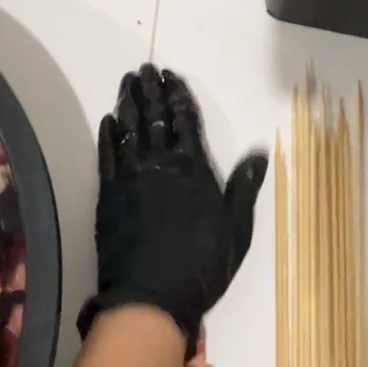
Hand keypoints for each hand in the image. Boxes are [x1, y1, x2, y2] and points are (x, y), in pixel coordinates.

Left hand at [79, 65, 267, 353]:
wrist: (151, 296)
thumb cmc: (201, 265)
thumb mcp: (236, 229)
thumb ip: (244, 187)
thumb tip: (260, 153)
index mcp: (193, 168)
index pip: (185, 121)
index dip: (177, 96)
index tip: (170, 76)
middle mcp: (161, 163)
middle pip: (153, 118)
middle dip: (150, 91)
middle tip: (143, 70)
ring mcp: (131, 177)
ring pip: (128, 130)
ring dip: (127, 104)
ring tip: (126, 83)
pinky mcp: (109, 193)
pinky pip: (107, 155)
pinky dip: (108, 136)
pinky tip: (108, 121)